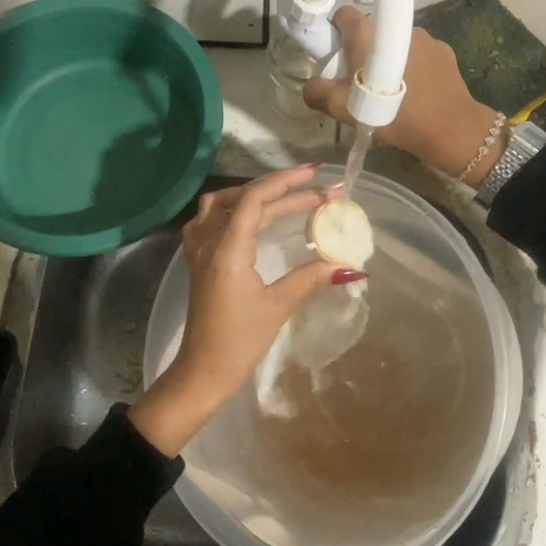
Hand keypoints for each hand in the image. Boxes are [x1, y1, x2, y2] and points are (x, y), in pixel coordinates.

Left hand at [128, 166, 357, 455]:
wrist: (202, 369)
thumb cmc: (240, 340)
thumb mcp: (278, 306)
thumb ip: (309, 278)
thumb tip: (348, 265)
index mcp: (227, 248)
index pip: (254, 198)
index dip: (286, 182)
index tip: (316, 176)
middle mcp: (208, 241)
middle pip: (244, 200)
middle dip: (283, 192)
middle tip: (321, 194)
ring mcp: (198, 249)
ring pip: (222, 205)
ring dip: (254, 196)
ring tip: (286, 197)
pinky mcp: (198, 260)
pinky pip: (211, 220)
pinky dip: (233, 210)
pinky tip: (251, 218)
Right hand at [301, 6, 507, 184]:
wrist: (446, 127)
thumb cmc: (389, 113)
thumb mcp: (340, 108)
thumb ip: (316, 92)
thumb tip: (311, 86)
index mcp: (367, 32)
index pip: (343, 15)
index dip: (336, 32)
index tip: (336, 56)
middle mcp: (396, 25)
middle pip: (371, 29)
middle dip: (363, 48)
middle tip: (360, 77)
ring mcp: (424, 36)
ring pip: (396, 42)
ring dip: (389, 57)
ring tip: (391, 87)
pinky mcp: (443, 50)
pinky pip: (419, 53)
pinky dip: (413, 66)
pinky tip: (415, 90)